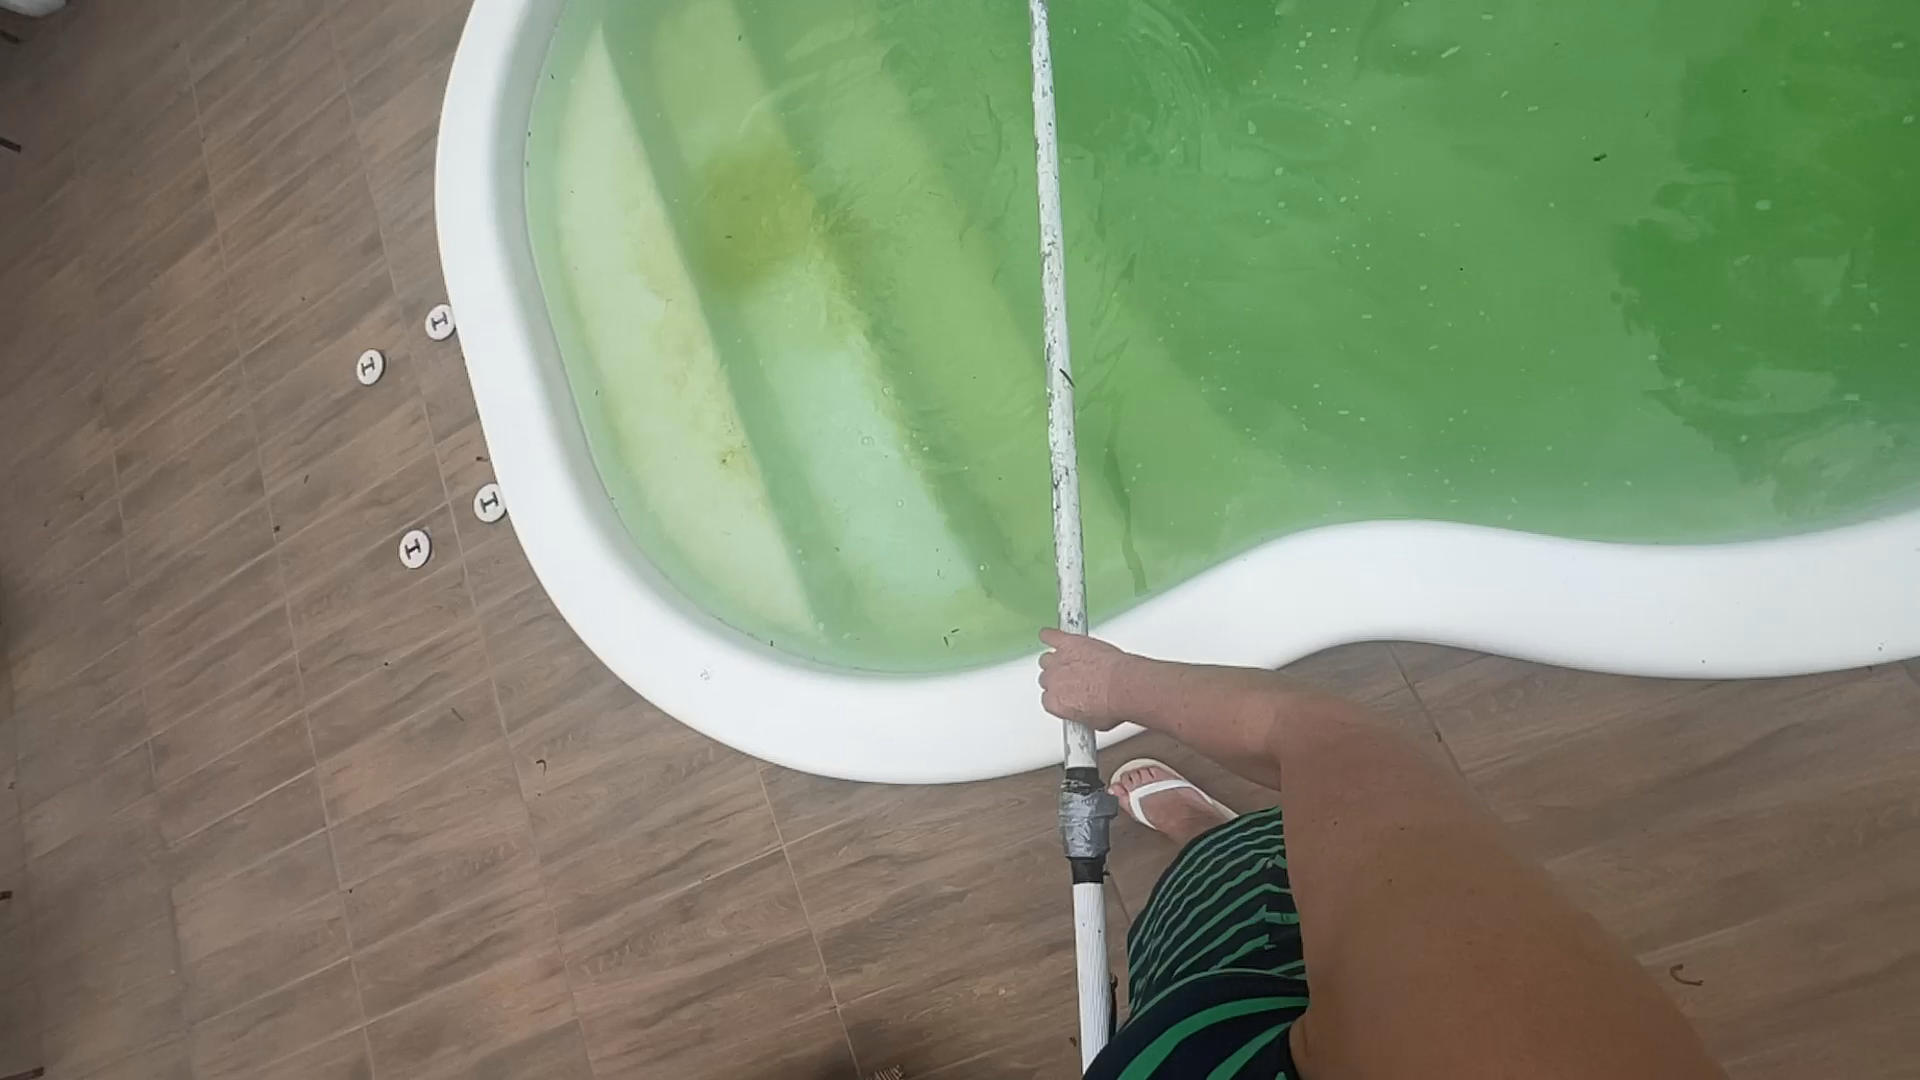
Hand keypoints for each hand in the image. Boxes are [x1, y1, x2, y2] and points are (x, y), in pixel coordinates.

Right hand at [1037, 628, 1135, 729]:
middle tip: (1075, 677)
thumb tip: (1083, 709)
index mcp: (1055, 702)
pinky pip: (1050, 636)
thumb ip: (1078, 711)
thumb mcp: (1093, 721)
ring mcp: (1060, 659)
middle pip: (1047, 676)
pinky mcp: (1069, 642)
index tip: (1068, 693)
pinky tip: (1049, 635)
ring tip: (1071, 660)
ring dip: (1058, 659)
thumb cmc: (1112, 704)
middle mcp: (1053, 680)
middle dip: (1059, 677)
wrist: (1124, 686)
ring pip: (1048, 657)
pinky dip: (1049, 635)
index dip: (1060, 694)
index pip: (1048, 697)